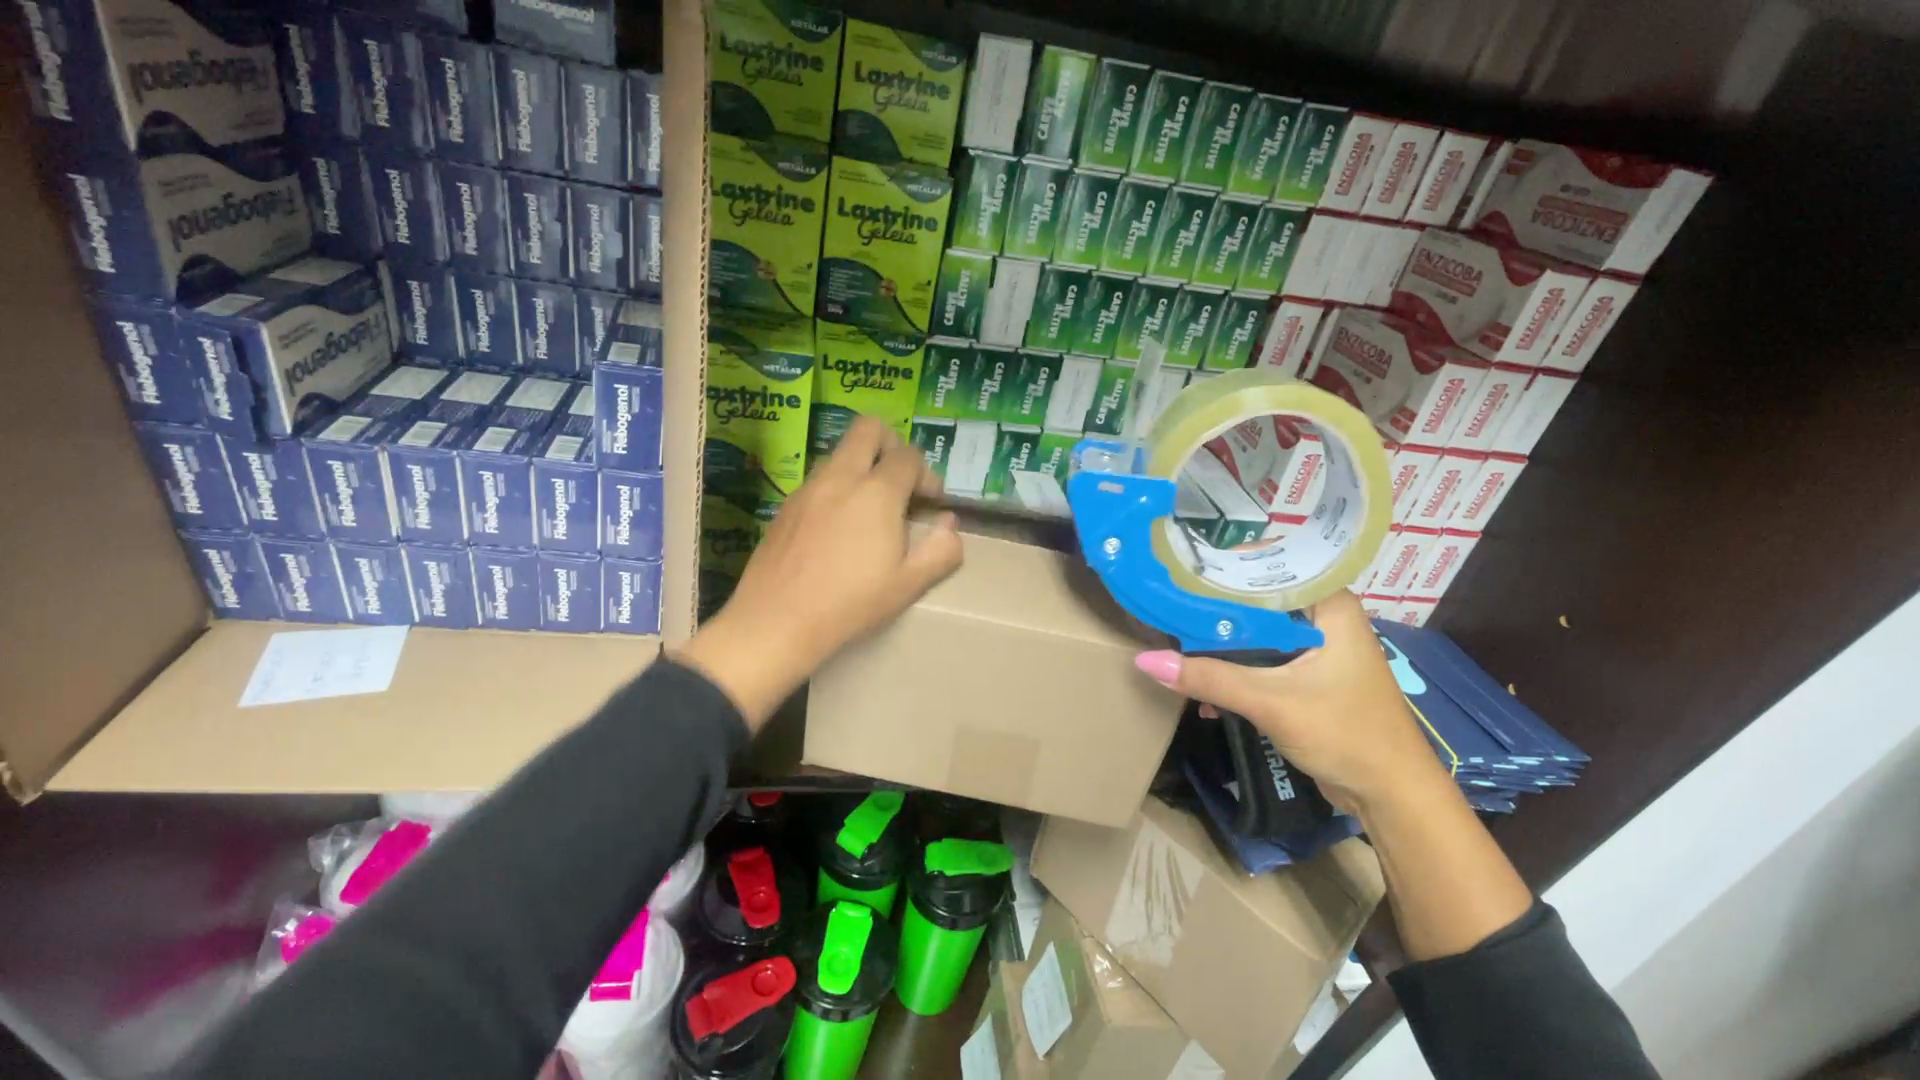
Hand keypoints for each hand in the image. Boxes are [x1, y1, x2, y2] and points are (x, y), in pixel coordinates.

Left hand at [675, 418, 964, 727]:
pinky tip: (838, 529)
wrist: (776, 622)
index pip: (909, 456)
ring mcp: (808, 488)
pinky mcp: (786, 505)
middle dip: (891, 445)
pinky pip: (818, 479)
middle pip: (869, 429)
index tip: (930, 504)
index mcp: (877, 492)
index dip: (927, 475)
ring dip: (862, 466)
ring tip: (870, 509)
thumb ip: (941, 549)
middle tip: (900, 482)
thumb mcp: (908, 585)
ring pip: (840, 452)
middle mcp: (840, 477)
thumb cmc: (849, 605)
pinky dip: (837, 487)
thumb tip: (949, 524)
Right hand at [1132, 590, 1449, 814]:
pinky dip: (1234, 673)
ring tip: (1176, 654)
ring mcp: (1316, 647)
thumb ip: (1210, 678)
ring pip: (1255, 633)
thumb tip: (1146, 660)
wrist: (1391, 792)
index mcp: (1327, 603)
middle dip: (1212, 613)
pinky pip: (1261, 661)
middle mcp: (1322, 616)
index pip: (1266, 566)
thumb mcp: (1271, 702)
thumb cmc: (1345, 733)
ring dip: (1219, 649)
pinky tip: (1205, 695)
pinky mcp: (1308, 676)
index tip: (1176, 574)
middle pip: (1255, 600)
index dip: (1221, 568)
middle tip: (1164, 612)